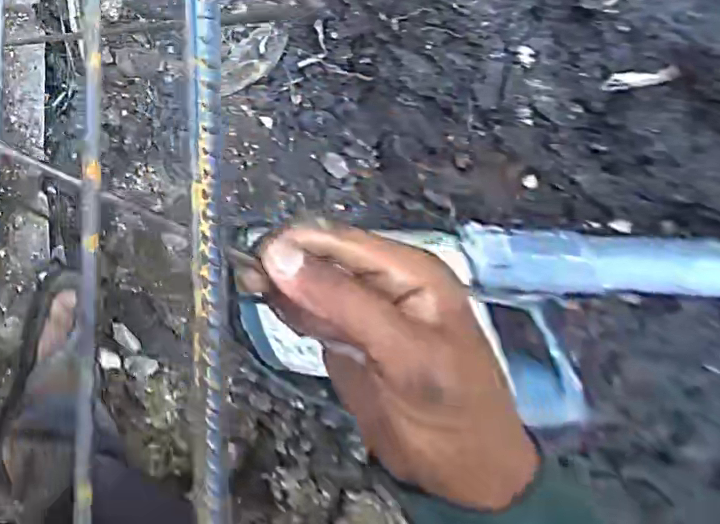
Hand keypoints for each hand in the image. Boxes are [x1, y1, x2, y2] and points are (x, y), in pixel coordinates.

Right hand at [243, 223, 537, 510]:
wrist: (467, 482)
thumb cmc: (452, 411)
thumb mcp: (403, 353)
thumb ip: (341, 300)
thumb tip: (277, 255)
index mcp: (407, 269)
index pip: (336, 239)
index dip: (295, 246)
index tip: (260, 263)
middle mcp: (380, 278)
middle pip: (315, 253)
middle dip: (282, 264)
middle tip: (251, 281)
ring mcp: (360, 304)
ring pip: (304, 277)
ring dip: (278, 284)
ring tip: (254, 291)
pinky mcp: (342, 329)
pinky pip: (304, 305)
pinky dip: (286, 306)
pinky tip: (278, 312)